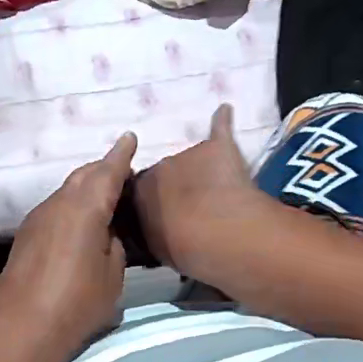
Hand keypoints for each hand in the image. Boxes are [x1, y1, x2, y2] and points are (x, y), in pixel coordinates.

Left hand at [0, 132, 138, 358]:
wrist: (21, 325)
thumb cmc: (77, 301)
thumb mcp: (112, 275)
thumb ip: (114, 245)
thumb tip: (107, 232)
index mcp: (86, 206)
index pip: (108, 171)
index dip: (121, 155)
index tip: (130, 138)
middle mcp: (60, 202)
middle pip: (84, 175)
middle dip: (104, 169)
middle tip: (122, 171)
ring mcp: (39, 216)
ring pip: (68, 191)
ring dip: (86, 188)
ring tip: (105, 197)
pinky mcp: (27, 233)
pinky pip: (56, 207)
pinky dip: (72, 205)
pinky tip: (81, 222)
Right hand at [133, 105, 278, 283]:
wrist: (220, 234)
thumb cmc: (184, 250)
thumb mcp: (156, 251)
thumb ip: (149, 234)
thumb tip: (149, 234)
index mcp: (138, 192)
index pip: (139, 191)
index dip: (152, 202)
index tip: (163, 216)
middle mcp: (157, 168)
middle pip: (165, 173)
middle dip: (174, 186)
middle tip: (191, 208)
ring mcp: (188, 155)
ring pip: (192, 160)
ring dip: (199, 171)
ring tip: (216, 192)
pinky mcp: (218, 147)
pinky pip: (219, 129)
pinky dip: (222, 122)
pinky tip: (224, 111)